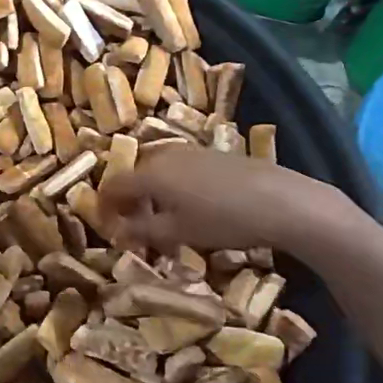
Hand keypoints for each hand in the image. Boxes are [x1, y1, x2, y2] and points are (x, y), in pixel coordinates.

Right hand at [98, 145, 352, 252]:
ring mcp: (191, 150)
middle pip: (134, 174)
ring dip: (150, 193)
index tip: (106, 227)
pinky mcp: (213, 154)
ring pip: (157, 170)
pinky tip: (189, 206)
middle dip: (128, 200)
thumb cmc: (222, 219)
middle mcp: (165, 154)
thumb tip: (117, 230)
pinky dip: (171, 186)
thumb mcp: (177, 232)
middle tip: (131, 226)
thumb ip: (142, 230)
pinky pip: (178, 168)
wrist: (279, 200)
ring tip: (160, 219)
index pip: (113, 184)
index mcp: (150, 173)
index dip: (104, 206)